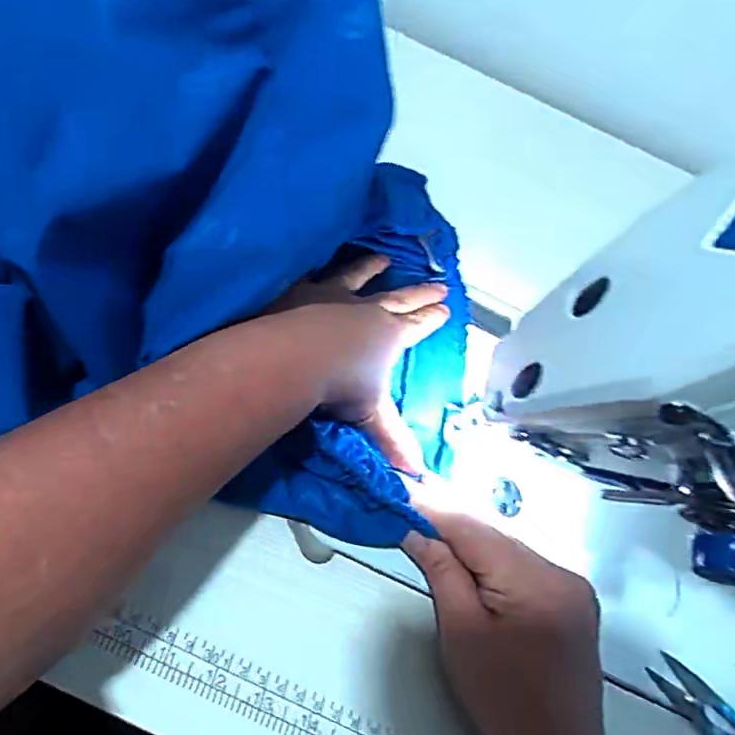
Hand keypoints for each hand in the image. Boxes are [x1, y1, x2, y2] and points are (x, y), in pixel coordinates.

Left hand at [264, 254, 450, 474]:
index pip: (418, 325)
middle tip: (436, 283)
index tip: (445, 308)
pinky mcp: (297, 290)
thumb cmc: (334, 386)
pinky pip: (312, 273)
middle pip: (398, 297)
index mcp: (388, 336)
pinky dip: (317, 266)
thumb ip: (391, 439)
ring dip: (369, 267)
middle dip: (419, 293)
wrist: (290, 356)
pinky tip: (315, 262)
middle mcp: (364, 309)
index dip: (432, 318)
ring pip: (357, 275)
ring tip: (381, 257)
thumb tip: (416, 476)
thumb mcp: (368, 415)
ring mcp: (329, 295)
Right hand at [399, 482, 606, 734]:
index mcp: (536, 582)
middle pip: (490, 531)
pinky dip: (483, 550)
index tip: (395, 485)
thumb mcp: (459, 628)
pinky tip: (457, 544)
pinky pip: (516, 559)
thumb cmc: (498, 693)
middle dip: (445, 514)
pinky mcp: (567, 596)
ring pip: (503, 542)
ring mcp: (569, 584)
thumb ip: (440, 570)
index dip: (430, 506)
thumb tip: (414, 528)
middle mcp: (561, 573)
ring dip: (463, 530)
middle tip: (402, 493)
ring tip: (421, 512)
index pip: (472, 529)